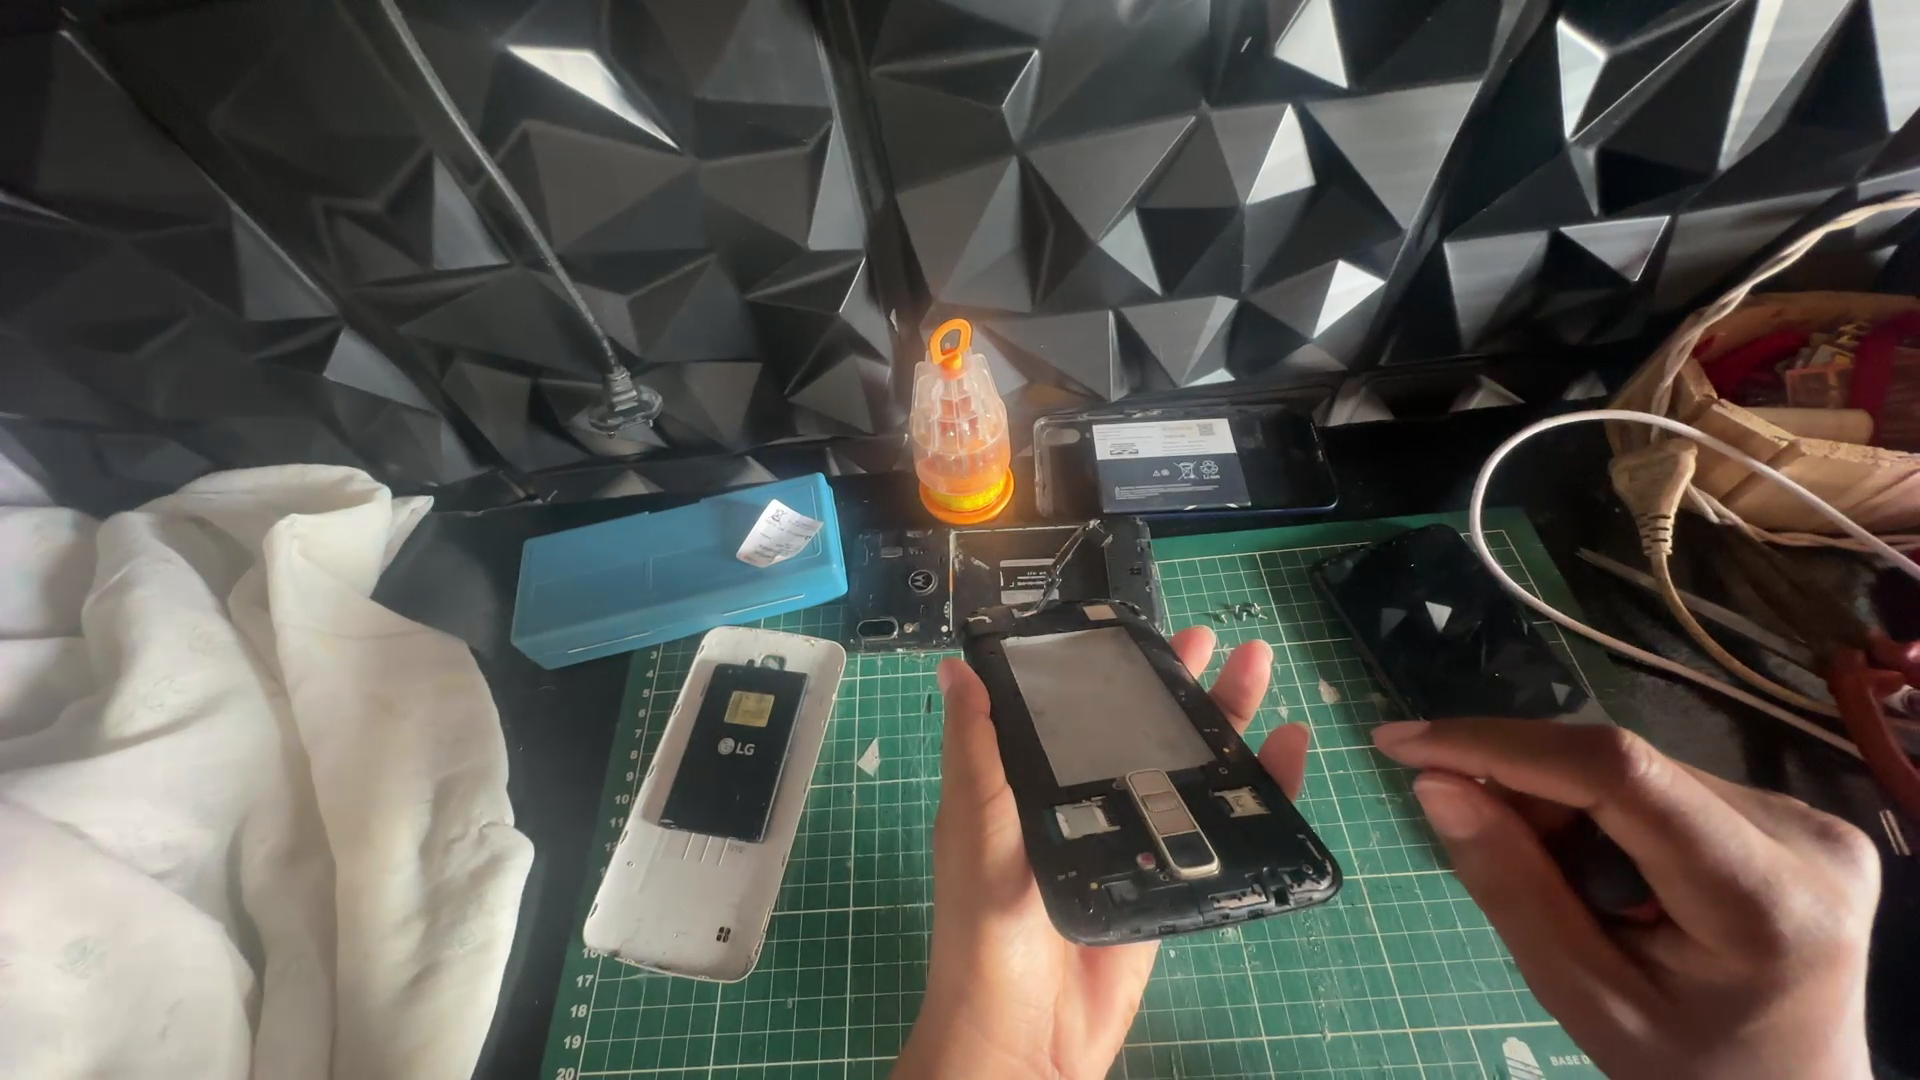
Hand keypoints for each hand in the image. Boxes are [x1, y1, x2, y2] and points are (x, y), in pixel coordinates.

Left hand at [894, 627, 1309, 1079]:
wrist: (1028, 1037)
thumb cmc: (987, 922)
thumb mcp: (974, 822)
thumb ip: (974, 747)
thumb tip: (957, 666)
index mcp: (1033, 777)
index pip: (1074, 705)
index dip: (1104, 665)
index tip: (1130, 628)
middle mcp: (1085, 796)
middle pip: (1138, 726)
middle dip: (1173, 681)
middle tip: (1209, 639)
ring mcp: (1132, 834)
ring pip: (1185, 764)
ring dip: (1222, 718)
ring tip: (1256, 668)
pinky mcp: (1170, 876)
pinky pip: (1220, 822)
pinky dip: (1258, 788)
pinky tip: (1285, 752)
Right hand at [1374, 718, 1878, 1079]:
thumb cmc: (1683, 1063)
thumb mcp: (1580, 994)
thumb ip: (1509, 887)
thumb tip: (1433, 783)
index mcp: (1766, 899)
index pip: (1615, 773)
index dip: (1497, 744)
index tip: (1401, 742)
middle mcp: (1798, 835)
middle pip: (1611, 766)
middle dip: (1516, 786)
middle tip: (1469, 829)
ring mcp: (1794, 818)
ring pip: (1617, 765)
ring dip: (1545, 798)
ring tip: (1543, 870)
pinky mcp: (1775, 813)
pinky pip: (1640, 777)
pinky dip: (1579, 804)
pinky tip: (1582, 860)